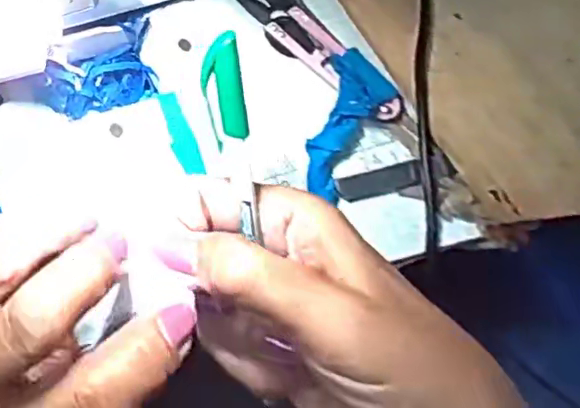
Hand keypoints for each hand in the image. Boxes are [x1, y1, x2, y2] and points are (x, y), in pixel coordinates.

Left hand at [0, 210, 194, 407]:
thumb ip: (66, 389)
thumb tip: (118, 341)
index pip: (87, 392)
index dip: (139, 354)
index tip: (176, 313)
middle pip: (35, 316)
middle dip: (84, 273)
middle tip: (121, 242)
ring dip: (45, 234)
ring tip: (84, 216)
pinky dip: (7, 226)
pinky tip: (36, 216)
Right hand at [155, 181, 520, 407]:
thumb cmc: (415, 373)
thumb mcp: (335, 316)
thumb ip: (249, 272)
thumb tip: (165, 243)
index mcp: (287, 218)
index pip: (204, 197)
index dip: (185, 230)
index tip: (184, 273)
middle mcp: (271, 250)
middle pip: (197, 254)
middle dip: (216, 300)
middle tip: (258, 332)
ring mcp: (269, 301)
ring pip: (206, 303)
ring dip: (236, 341)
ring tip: (288, 365)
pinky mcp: (270, 346)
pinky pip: (225, 343)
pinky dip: (247, 367)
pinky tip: (289, 382)